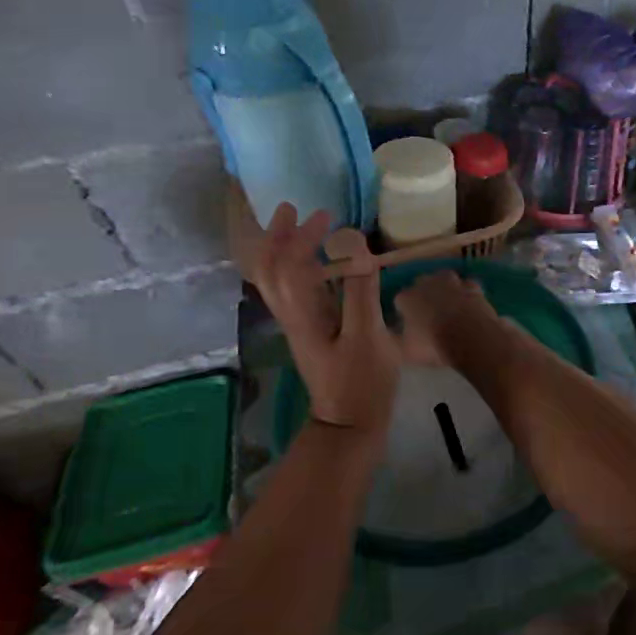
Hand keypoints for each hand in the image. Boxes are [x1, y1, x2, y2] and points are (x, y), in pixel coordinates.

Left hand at [249, 204, 398, 433]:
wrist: (350, 424)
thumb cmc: (362, 382)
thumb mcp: (368, 335)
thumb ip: (360, 289)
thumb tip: (355, 245)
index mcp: (303, 314)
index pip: (289, 264)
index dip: (303, 236)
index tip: (329, 218)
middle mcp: (291, 316)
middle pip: (267, 271)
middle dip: (276, 237)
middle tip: (290, 210)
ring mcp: (297, 326)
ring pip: (274, 281)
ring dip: (280, 250)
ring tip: (295, 228)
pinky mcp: (308, 334)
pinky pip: (289, 292)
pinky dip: (294, 268)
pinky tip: (314, 265)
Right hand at [392, 271, 500, 367]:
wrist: (471, 337)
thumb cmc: (433, 344)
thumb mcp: (407, 351)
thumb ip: (397, 340)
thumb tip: (395, 334)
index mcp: (407, 297)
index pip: (400, 300)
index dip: (404, 312)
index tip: (408, 325)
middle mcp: (427, 283)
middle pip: (422, 285)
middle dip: (424, 296)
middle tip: (429, 314)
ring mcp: (452, 282)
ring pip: (445, 281)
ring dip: (446, 290)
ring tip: (450, 307)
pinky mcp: (473, 286)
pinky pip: (467, 287)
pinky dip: (466, 294)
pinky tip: (469, 306)